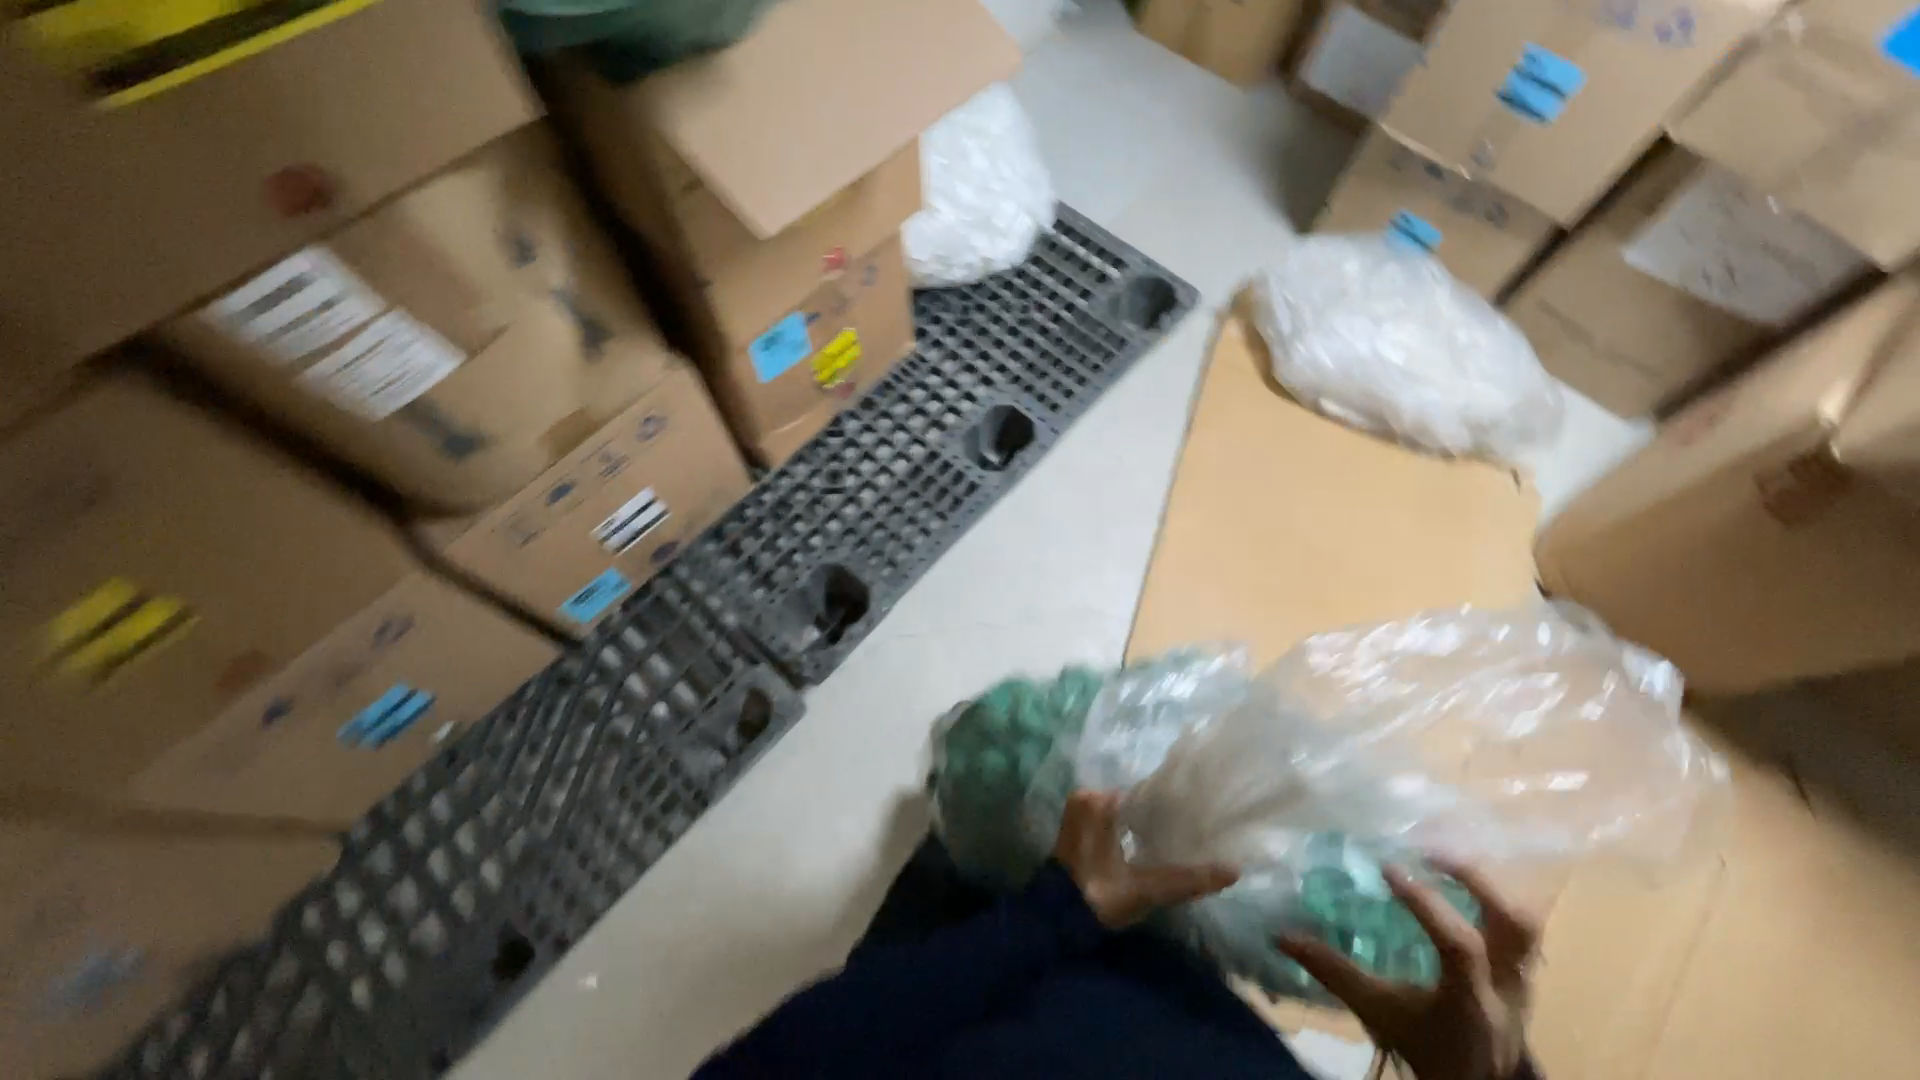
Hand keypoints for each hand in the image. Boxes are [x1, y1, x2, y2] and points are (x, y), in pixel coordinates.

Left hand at [1051, 790, 1239, 928]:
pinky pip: (1109, 820)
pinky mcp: (1076, 827)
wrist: (1054, 920)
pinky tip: (1149, 846)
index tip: (1198, 819)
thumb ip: (1186, 880)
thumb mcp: (1144, 890)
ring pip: (1122, 811)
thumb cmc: (1098, 897)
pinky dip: (1128, 830)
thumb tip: (1233, 871)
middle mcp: (1086, 797)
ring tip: (1177, 839)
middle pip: (1134, 802)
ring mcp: (1078, 811)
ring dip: (1144, 824)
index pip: (1146, 794)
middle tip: (1192, 832)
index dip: (1172, 808)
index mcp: (1099, 802)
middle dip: (1158, 817)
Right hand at [1277, 859, 1538, 1079]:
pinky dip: (1491, 900)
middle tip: (1429, 851)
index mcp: (1469, 996)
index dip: (1426, 902)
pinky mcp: (1525, 974)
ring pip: (1526, 922)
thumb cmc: (1427, 1049)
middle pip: (1515, 924)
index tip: (1388, 867)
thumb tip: (1283, 935)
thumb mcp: (1378, 1014)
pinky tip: (1461, 885)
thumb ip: (1335, 974)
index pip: (1459, 943)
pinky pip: (1519, 928)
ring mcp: (1523, 978)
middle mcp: (1506, 983)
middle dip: (1475, 879)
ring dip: (1487, 884)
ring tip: (1445, 860)